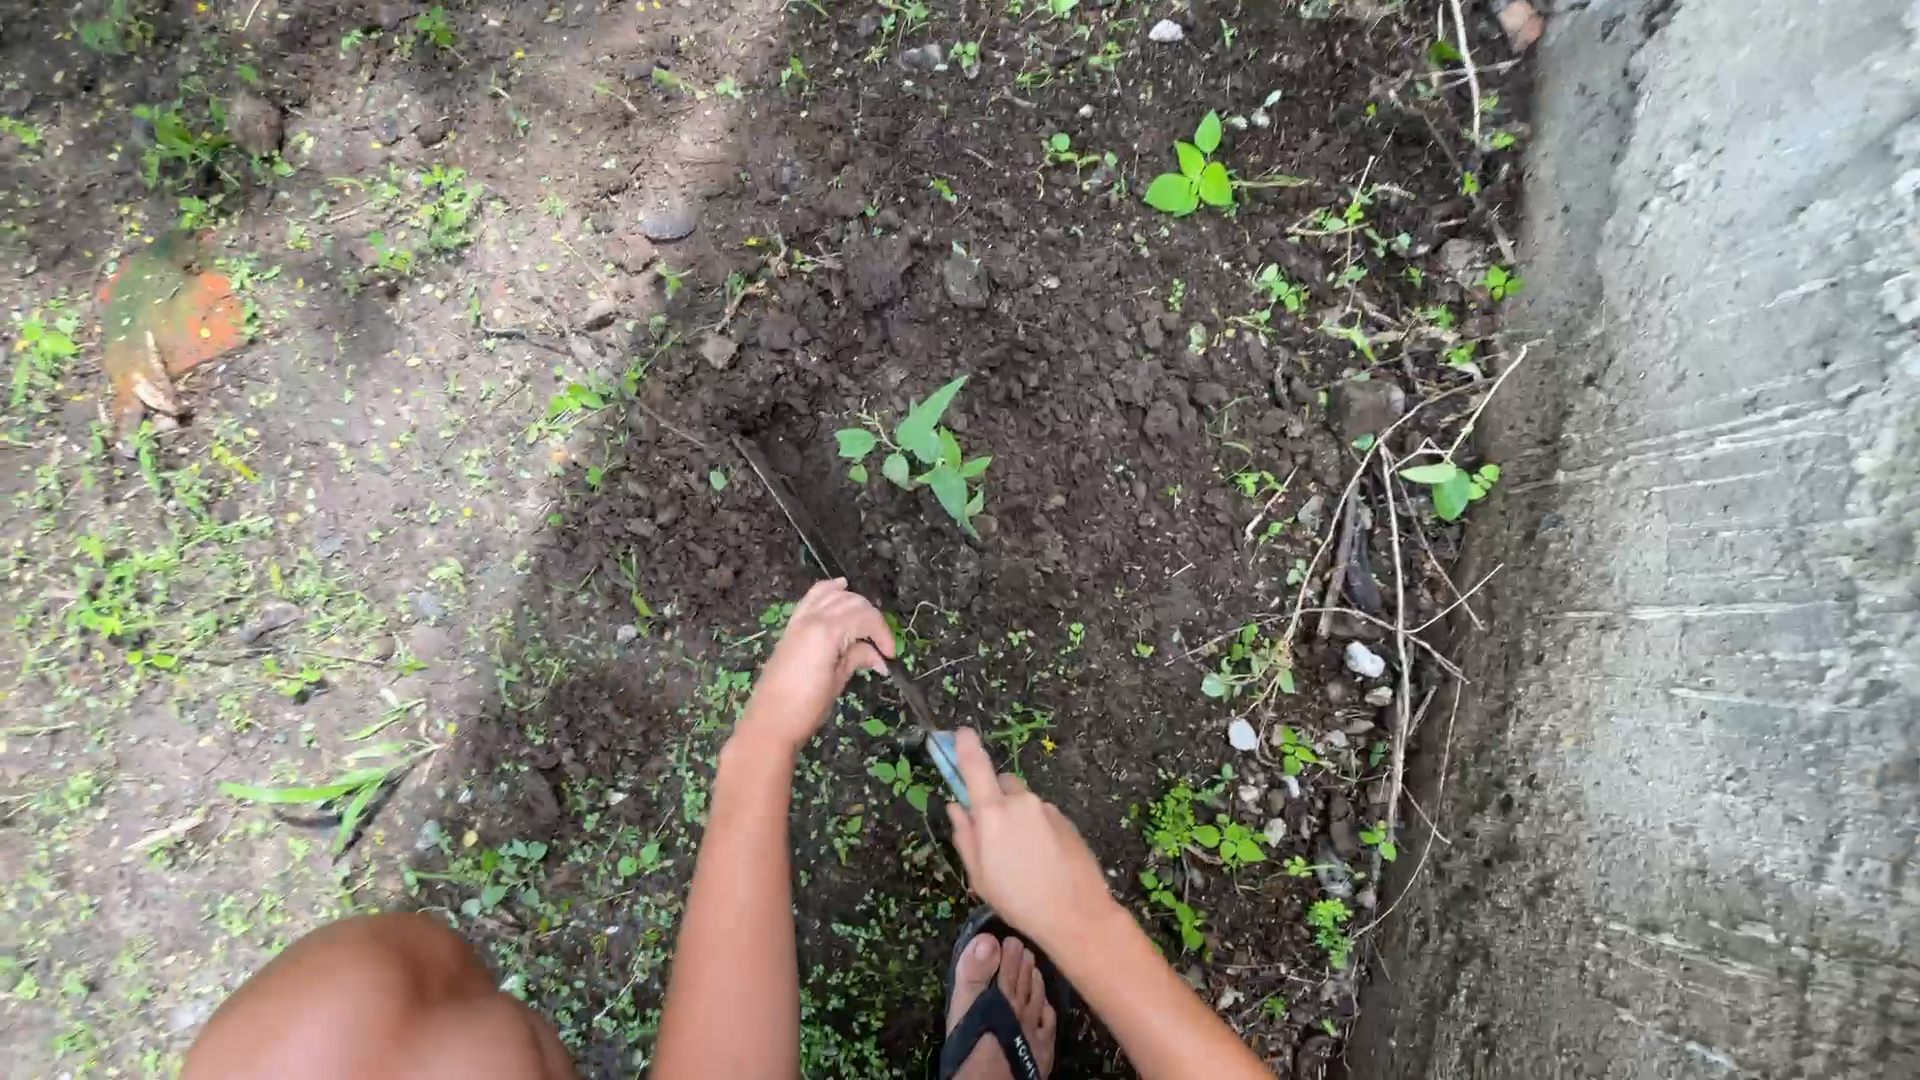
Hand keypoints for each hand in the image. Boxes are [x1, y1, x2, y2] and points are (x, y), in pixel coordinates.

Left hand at [736, 579, 894, 753]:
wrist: (769, 722)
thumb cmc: (807, 707)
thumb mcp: (837, 681)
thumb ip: (857, 658)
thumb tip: (879, 656)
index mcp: (827, 632)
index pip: (865, 618)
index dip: (883, 633)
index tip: (890, 655)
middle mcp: (813, 618)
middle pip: (852, 603)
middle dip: (872, 619)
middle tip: (880, 645)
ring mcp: (799, 620)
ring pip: (833, 595)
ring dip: (854, 603)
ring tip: (867, 623)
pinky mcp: (792, 627)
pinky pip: (812, 599)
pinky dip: (828, 590)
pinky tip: (840, 586)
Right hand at [944, 728, 1117, 952]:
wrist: (1078, 914)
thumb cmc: (1018, 900)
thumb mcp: (979, 876)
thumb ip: (965, 836)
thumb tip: (956, 807)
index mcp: (993, 813)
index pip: (976, 768)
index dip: (966, 747)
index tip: (961, 732)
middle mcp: (1020, 801)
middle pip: (1002, 786)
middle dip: (995, 800)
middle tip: (995, 836)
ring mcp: (1047, 809)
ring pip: (1024, 804)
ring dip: (1018, 819)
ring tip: (1023, 858)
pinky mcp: (1066, 820)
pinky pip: (1043, 816)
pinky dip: (1038, 829)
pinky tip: (1044, 860)